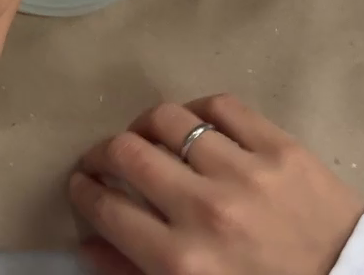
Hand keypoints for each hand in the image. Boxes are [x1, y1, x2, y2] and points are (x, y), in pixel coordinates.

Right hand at [69, 95, 363, 274]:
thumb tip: (87, 245)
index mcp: (185, 264)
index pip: (107, 208)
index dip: (84, 191)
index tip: (82, 185)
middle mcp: (206, 210)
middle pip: (126, 152)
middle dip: (103, 154)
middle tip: (105, 161)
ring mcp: (245, 173)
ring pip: (166, 120)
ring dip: (147, 128)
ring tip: (148, 138)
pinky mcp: (281, 148)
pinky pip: (220, 105)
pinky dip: (199, 111)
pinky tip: (196, 127)